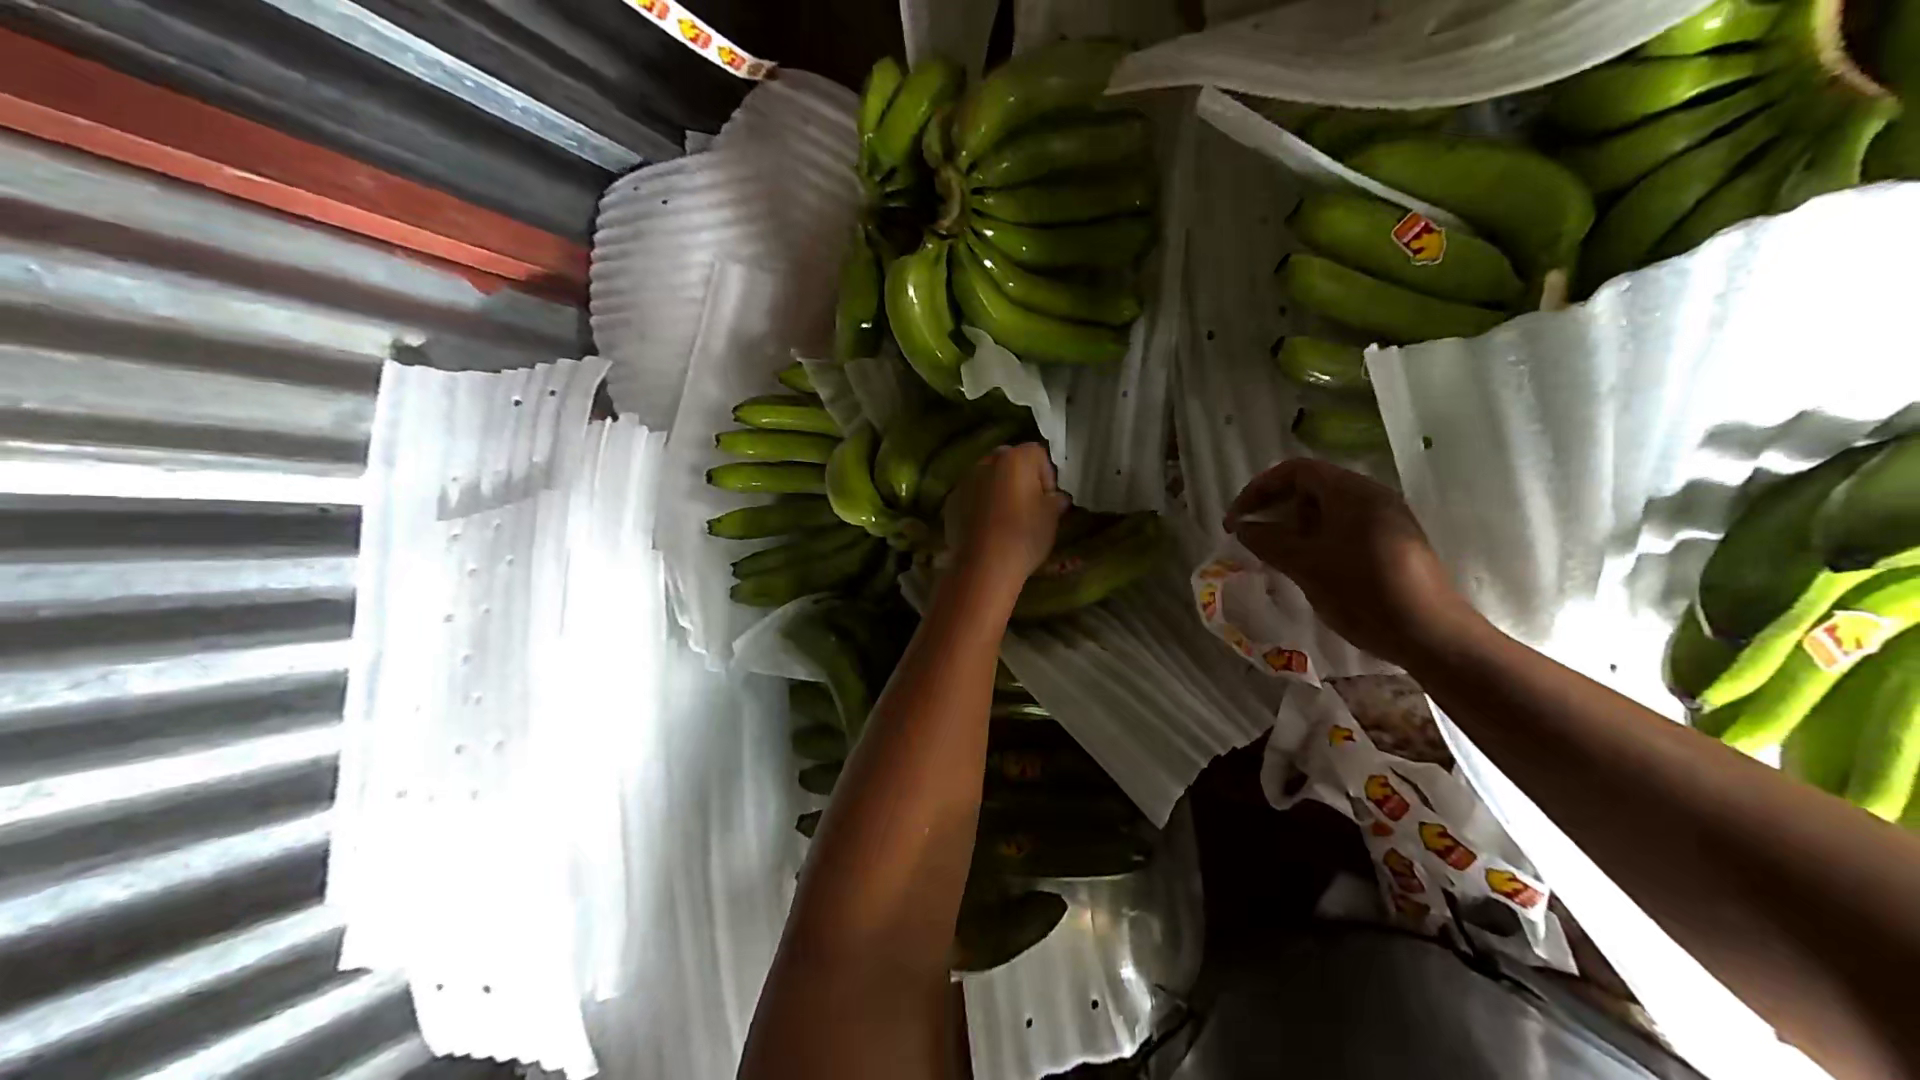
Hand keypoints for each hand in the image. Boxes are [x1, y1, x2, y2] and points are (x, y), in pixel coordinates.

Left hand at [944, 443, 1069, 589]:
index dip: (1047, 476)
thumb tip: (1057, 498)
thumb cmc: (1023, 535)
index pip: (1037, 454)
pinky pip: (971, 495)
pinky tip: (986, 528)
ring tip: (1004, 518)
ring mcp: (965, 481)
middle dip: (1019, 478)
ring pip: (987, 477)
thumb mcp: (1051, 518)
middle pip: (1008, 461)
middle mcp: (987, 462)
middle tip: (1028, 505)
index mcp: (1015, 459)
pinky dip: (979, 504)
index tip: (1048, 499)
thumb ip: (1056, 501)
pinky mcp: (951, 502)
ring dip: (997, 490)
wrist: (983, 565)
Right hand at [1225, 459, 1480, 667]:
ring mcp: (1385, 520)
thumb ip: (1268, 541)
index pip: (1295, 470)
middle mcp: (1371, 496)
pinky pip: (1343, 528)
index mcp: (1352, 492)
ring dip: (1293, 526)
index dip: (1258, 489)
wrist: (1431, 635)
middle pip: (1311, 486)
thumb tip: (1242, 527)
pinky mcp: (1391, 544)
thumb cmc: (1364, 592)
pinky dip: (1315, 539)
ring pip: (1327, 510)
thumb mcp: (1306, 565)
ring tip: (1271, 554)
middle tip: (1249, 535)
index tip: (1236, 519)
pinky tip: (1304, 566)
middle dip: (1274, 507)